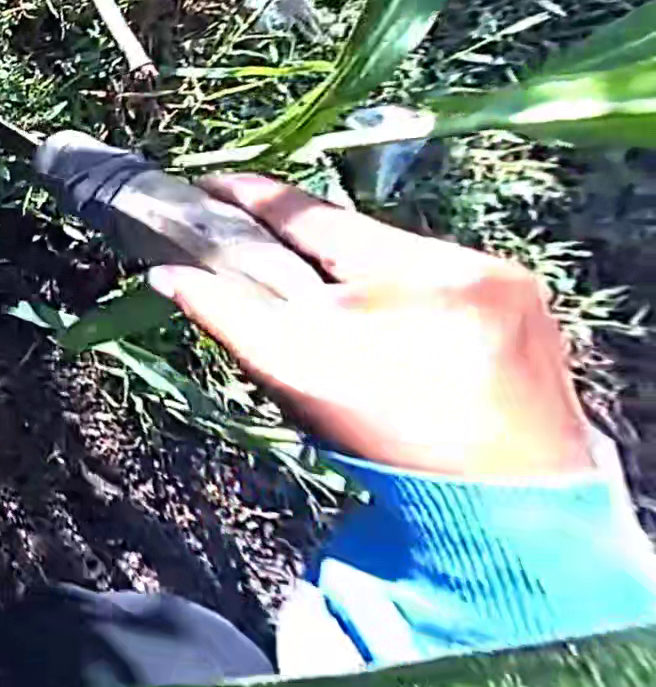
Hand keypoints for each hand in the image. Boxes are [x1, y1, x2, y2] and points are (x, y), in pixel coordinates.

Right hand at [147, 174, 590, 476]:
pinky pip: (424, 274)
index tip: (206, 185)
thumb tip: (163, 273)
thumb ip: (218, 308)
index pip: (307, 211)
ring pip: (385, 253)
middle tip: (240, 240)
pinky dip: (378, 282)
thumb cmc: (377, 424)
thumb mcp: (282, 362)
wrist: (500, 501)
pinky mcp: (523, 307)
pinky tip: (359, 310)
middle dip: (290, 235)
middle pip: (347, 231)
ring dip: (334, 261)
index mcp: (409, 267)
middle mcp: (466, 259)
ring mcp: (505, 283)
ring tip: (297, 283)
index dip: (249, 195)